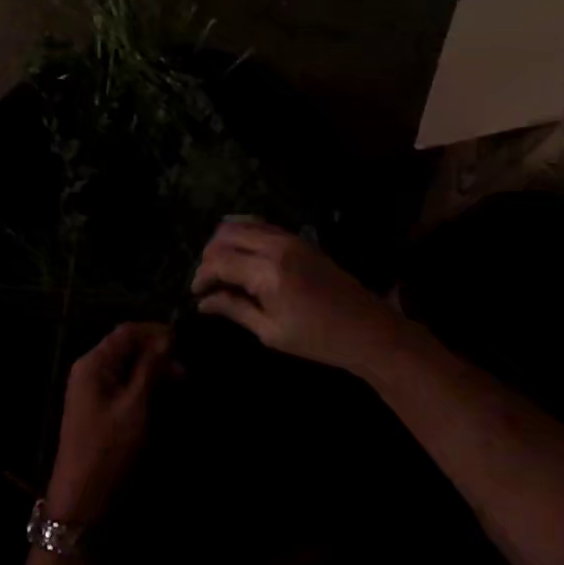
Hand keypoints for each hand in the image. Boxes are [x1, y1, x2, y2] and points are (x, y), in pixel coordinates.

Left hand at [46, 322, 175, 525]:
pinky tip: (160, 389)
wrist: (80, 493)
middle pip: (125, 345)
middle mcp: (89, 367)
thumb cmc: (107, 447)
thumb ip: (149, 369)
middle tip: (185, 366)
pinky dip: (141, 380)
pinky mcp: (96, 401)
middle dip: (155, 350)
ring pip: (124, 363)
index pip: (126, 331)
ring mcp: (90, 385)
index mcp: (93, 362)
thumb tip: (166, 338)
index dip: (155, 331)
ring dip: (151, 366)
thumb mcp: (134, 406)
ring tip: (179, 378)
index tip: (183, 339)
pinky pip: (120, 379)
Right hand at [192, 219, 418, 375]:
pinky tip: (242, 259)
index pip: (219, 261)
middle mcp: (276, 246)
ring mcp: (290, 238)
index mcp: (268, 272)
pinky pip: (262, 226)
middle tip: (208, 282)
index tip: (196, 294)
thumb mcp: (270, 332)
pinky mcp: (300, 239)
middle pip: (226, 234)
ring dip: (225, 243)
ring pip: (242, 224)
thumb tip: (203, 302)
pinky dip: (244, 237)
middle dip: (209, 256)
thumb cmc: (318, 340)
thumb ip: (234, 309)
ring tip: (222, 270)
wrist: (367, 329)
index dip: (201, 276)